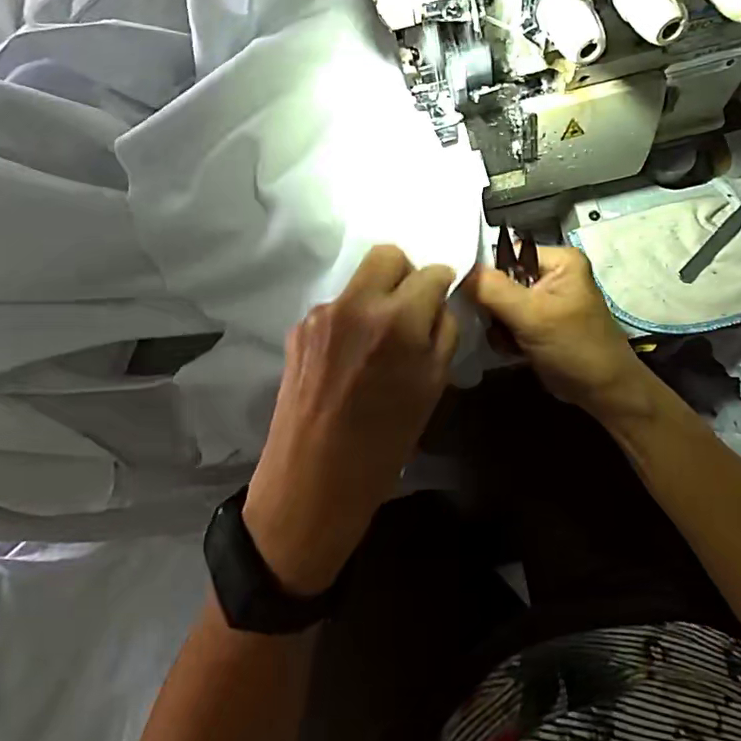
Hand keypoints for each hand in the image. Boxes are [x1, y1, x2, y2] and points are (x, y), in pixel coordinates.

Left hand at [243, 245, 459, 596]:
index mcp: (397, 321)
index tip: (442, 299)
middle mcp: (355, 305)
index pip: (431, 272)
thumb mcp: (432, 389)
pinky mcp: (298, 331)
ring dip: (377, 300)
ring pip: (359, 283)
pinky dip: (352, 322)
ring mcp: (321, 316)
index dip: (442, 283)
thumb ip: (440, 335)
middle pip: (386, 255)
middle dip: (407, 273)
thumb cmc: (384, 446)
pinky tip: (351, 361)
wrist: (312, 484)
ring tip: (378, 345)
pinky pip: (337, 310)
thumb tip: (437, 306)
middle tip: (412, 307)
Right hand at [463, 245, 654, 422]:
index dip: (484, 273)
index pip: (506, 254)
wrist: (602, 393)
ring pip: (498, 302)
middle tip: (498, 325)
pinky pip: (506, 321)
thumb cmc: (575, 348)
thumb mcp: (533, 316)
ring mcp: (543, 300)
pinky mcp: (537, 323)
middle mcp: (550, 273)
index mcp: (558, 259)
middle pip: (500, 279)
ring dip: (498, 325)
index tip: (468, 294)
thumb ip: (493, 290)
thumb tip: (456, 270)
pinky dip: (505, 336)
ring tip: (511, 341)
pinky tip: (514, 350)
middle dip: (493, 305)